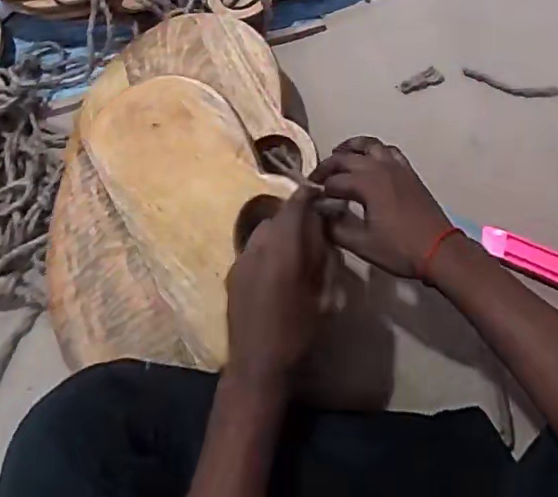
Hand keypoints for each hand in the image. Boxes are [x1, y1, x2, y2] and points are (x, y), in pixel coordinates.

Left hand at [224, 187, 330, 387]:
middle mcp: (259, 246)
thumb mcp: (325, 294)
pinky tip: (276, 271)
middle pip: (278, 218)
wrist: (256, 365)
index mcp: (284, 248)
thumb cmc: (298, 331)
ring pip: (263, 232)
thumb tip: (323, 233)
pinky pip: (253, 250)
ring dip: (279, 234)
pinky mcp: (232, 274)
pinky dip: (266, 250)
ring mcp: (241, 259)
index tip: (319, 193)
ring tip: (294, 252)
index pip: (295, 206)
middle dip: (295, 218)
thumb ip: (324, 257)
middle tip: (312, 231)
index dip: (308, 195)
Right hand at [308, 136, 452, 280]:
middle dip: (328, 167)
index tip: (312, 199)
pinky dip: (375, 150)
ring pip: (369, 145)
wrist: (439, 249)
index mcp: (366, 183)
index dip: (320, 190)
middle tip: (317, 178)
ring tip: (338, 155)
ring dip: (351, 148)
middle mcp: (379, 167)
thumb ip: (336, 228)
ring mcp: (396, 166)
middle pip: (346, 158)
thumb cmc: (399, 249)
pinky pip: (388, 150)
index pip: (334, 181)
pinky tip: (370, 160)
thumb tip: (321, 214)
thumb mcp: (362, 244)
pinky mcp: (408, 170)